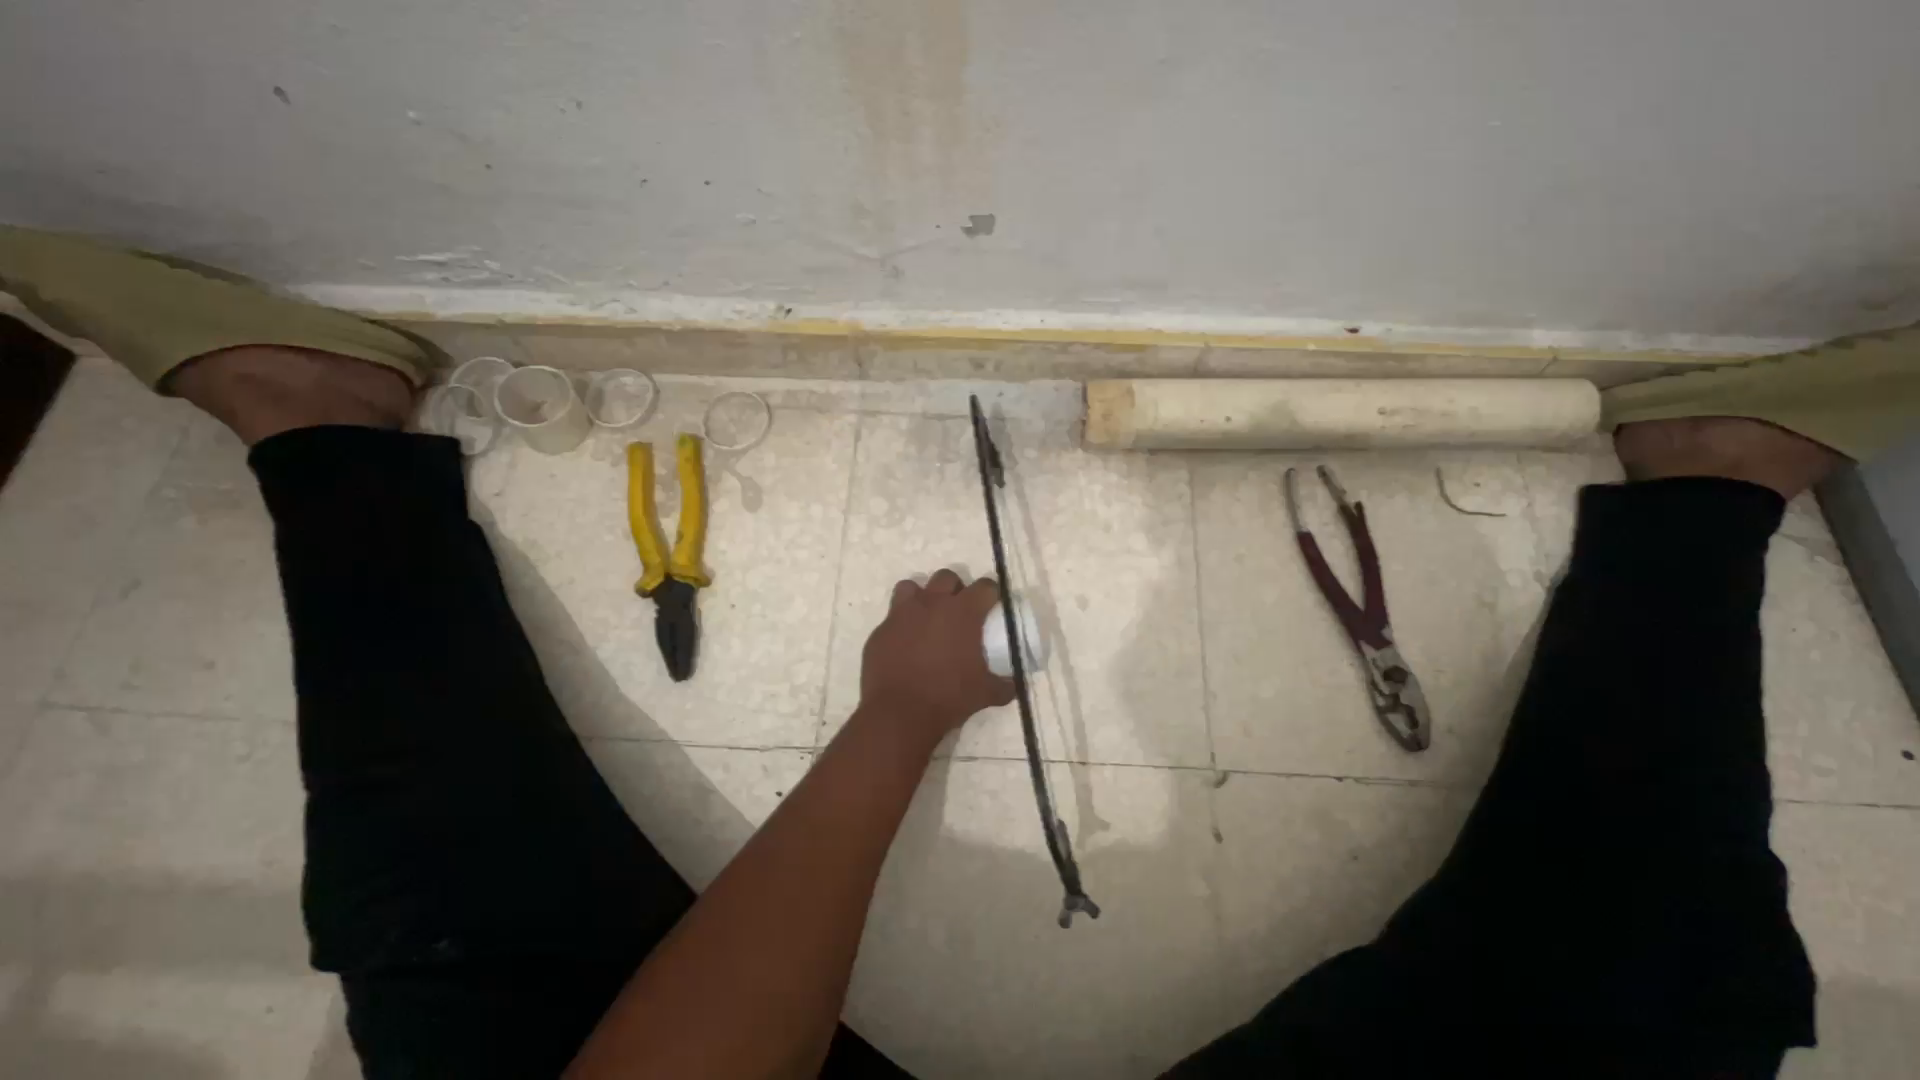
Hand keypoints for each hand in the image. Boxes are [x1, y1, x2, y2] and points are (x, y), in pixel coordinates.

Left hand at [859, 569, 1015, 737]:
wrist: (899, 713)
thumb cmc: (949, 697)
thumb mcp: (985, 693)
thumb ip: (1003, 684)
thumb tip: (1012, 684)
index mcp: (963, 612)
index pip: (985, 587)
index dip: (992, 594)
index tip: (993, 605)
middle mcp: (932, 604)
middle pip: (946, 578)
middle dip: (956, 589)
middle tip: (960, 612)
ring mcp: (901, 615)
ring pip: (911, 587)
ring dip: (922, 598)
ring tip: (927, 619)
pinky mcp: (880, 631)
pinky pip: (891, 618)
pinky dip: (901, 626)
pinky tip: (905, 646)